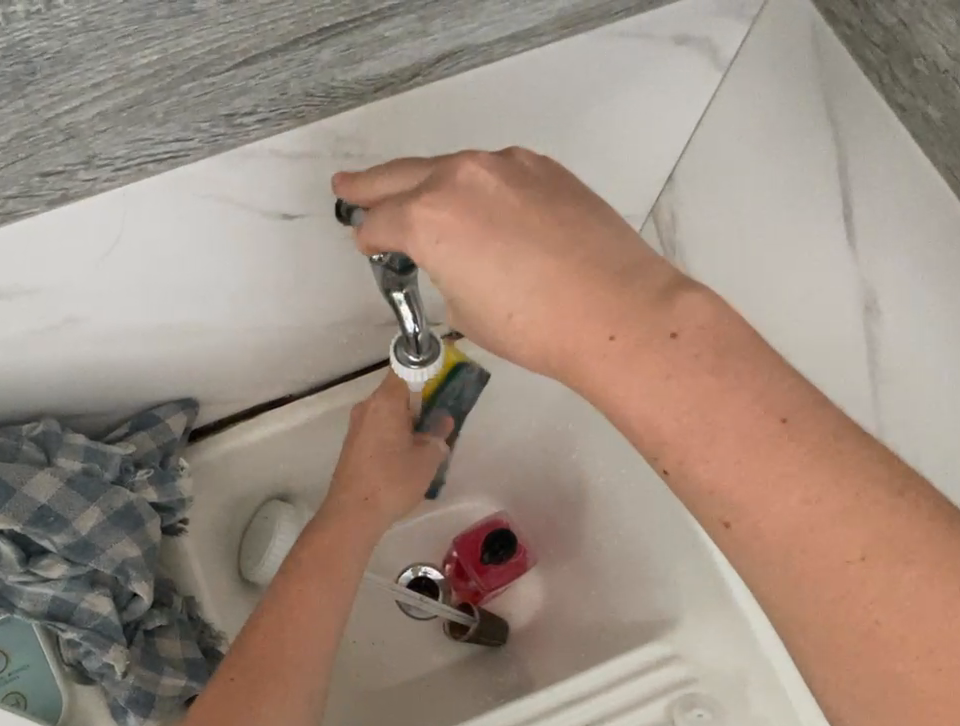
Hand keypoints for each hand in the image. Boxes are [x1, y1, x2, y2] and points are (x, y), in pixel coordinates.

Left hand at [320, 373, 451, 533]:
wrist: (352, 513)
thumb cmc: (393, 481)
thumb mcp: (427, 459)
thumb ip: (438, 435)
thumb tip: (442, 423)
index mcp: (385, 401)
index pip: (405, 369)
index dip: (425, 371)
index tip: (441, 383)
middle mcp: (367, 407)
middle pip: (397, 393)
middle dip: (420, 404)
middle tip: (439, 423)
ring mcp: (357, 427)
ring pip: (388, 414)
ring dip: (407, 423)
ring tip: (425, 445)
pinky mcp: (353, 445)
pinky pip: (379, 430)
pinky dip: (394, 436)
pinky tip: (405, 459)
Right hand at [334, 149, 695, 382]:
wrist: (613, 309)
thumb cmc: (531, 326)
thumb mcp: (464, 309)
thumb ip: (442, 272)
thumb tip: (451, 260)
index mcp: (428, 218)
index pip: (381, 224)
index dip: (368, 241)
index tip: (367, 248)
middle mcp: (460, 178)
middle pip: (400, 177)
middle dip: (369, 186)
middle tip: (346, 188)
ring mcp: (504, 165)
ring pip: (449, 168)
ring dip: (426, 183)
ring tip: (411, 193)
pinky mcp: (541, 168)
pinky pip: (493, 171)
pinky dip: (475, 185)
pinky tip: (477, 205)